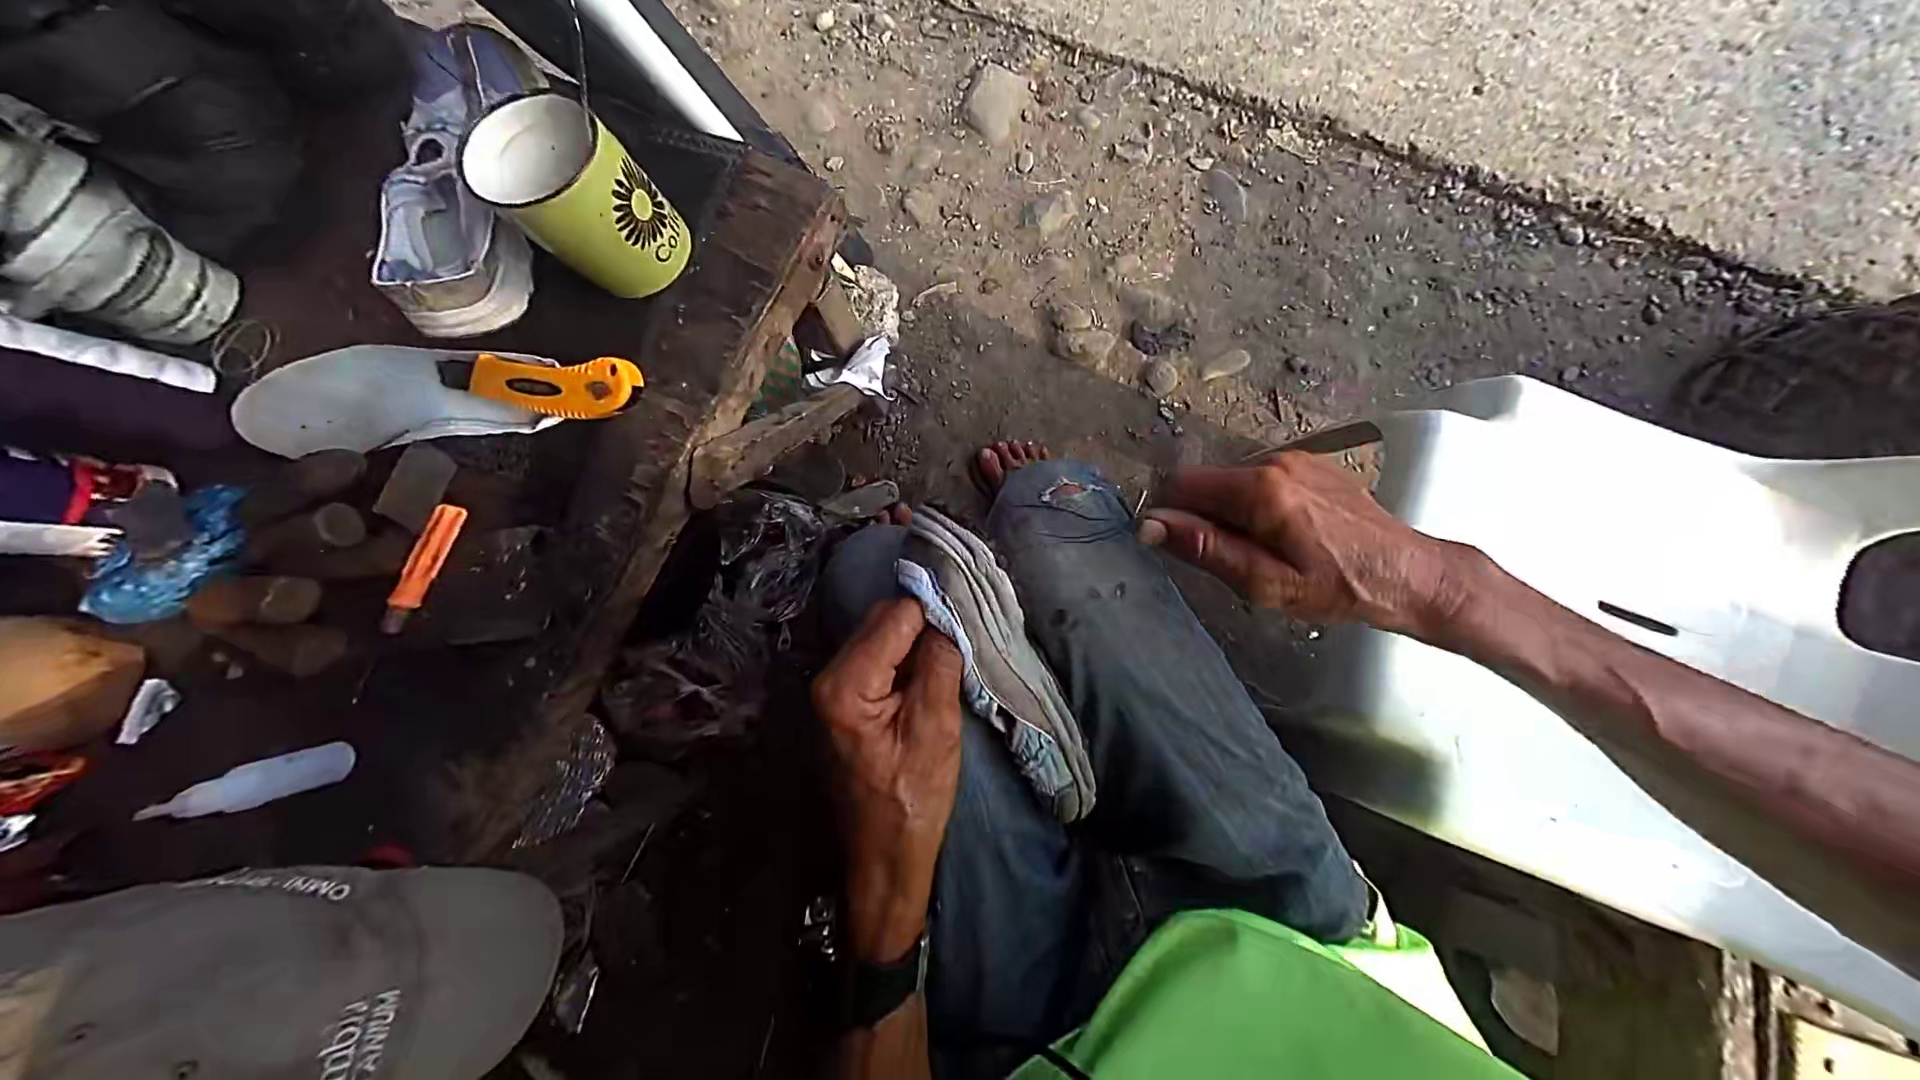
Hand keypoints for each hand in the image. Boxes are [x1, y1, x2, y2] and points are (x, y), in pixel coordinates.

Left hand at [813, 597, 964, 963]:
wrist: (883, 855)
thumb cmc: (913, 800)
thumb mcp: (936, 730)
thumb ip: (939, 664)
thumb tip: (948, 616)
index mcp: (846, 685)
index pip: (895, 616)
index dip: (934, 610)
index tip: (969, 612)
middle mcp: (829, 676)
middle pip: (883, 620)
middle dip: (925, 621)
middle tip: (965, 635)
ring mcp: (834, 686)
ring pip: (882, 634)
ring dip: (918, 638)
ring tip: (954, 652)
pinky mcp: (846, 696)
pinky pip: (880, 656)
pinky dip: (908, 655)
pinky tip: (933, 669)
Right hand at [1137, 451, 1473, 638]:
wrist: (1410, 573)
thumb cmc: (1338, 586)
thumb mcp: (1264, 582)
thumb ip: (1205, 548)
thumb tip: (1152, 525)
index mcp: (1260, 489)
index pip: (1180, 484)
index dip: (1172, 516)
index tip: (1188, 548)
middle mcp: (1274, 461)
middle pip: (1207, 483)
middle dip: (1205, 519)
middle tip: (1237, 558)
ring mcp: (1295, 459)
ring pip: (1231, 483)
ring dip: (1232, 514)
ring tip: (1267, 549)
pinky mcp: (1310, 465)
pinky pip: (1259, 480)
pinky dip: (1256, 506)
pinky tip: (1287, 534)